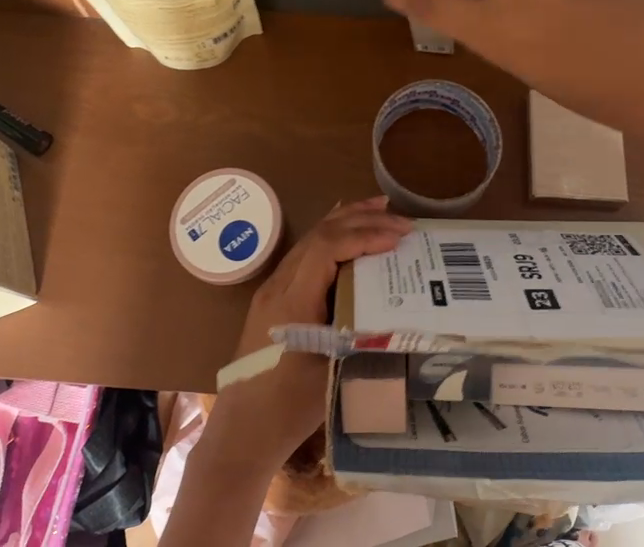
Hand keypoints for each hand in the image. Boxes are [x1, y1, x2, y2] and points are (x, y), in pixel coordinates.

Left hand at [211, 196, 412, 464]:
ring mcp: (273, 291)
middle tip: (399, 216)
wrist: (241, 433)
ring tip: (379, 211)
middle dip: (360, 219)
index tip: (399, 237)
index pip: (327, 247)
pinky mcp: (274, 301)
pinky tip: (347, 239)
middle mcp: (279, 285)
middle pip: (319, 234)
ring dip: (345, 224)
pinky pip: (305, 257)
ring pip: (311, 242)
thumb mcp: (335, 372)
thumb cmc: (287, 407)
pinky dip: (332, 241)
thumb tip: (402, 313)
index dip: (365, 235)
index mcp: (292, 299)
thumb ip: (362, 335)